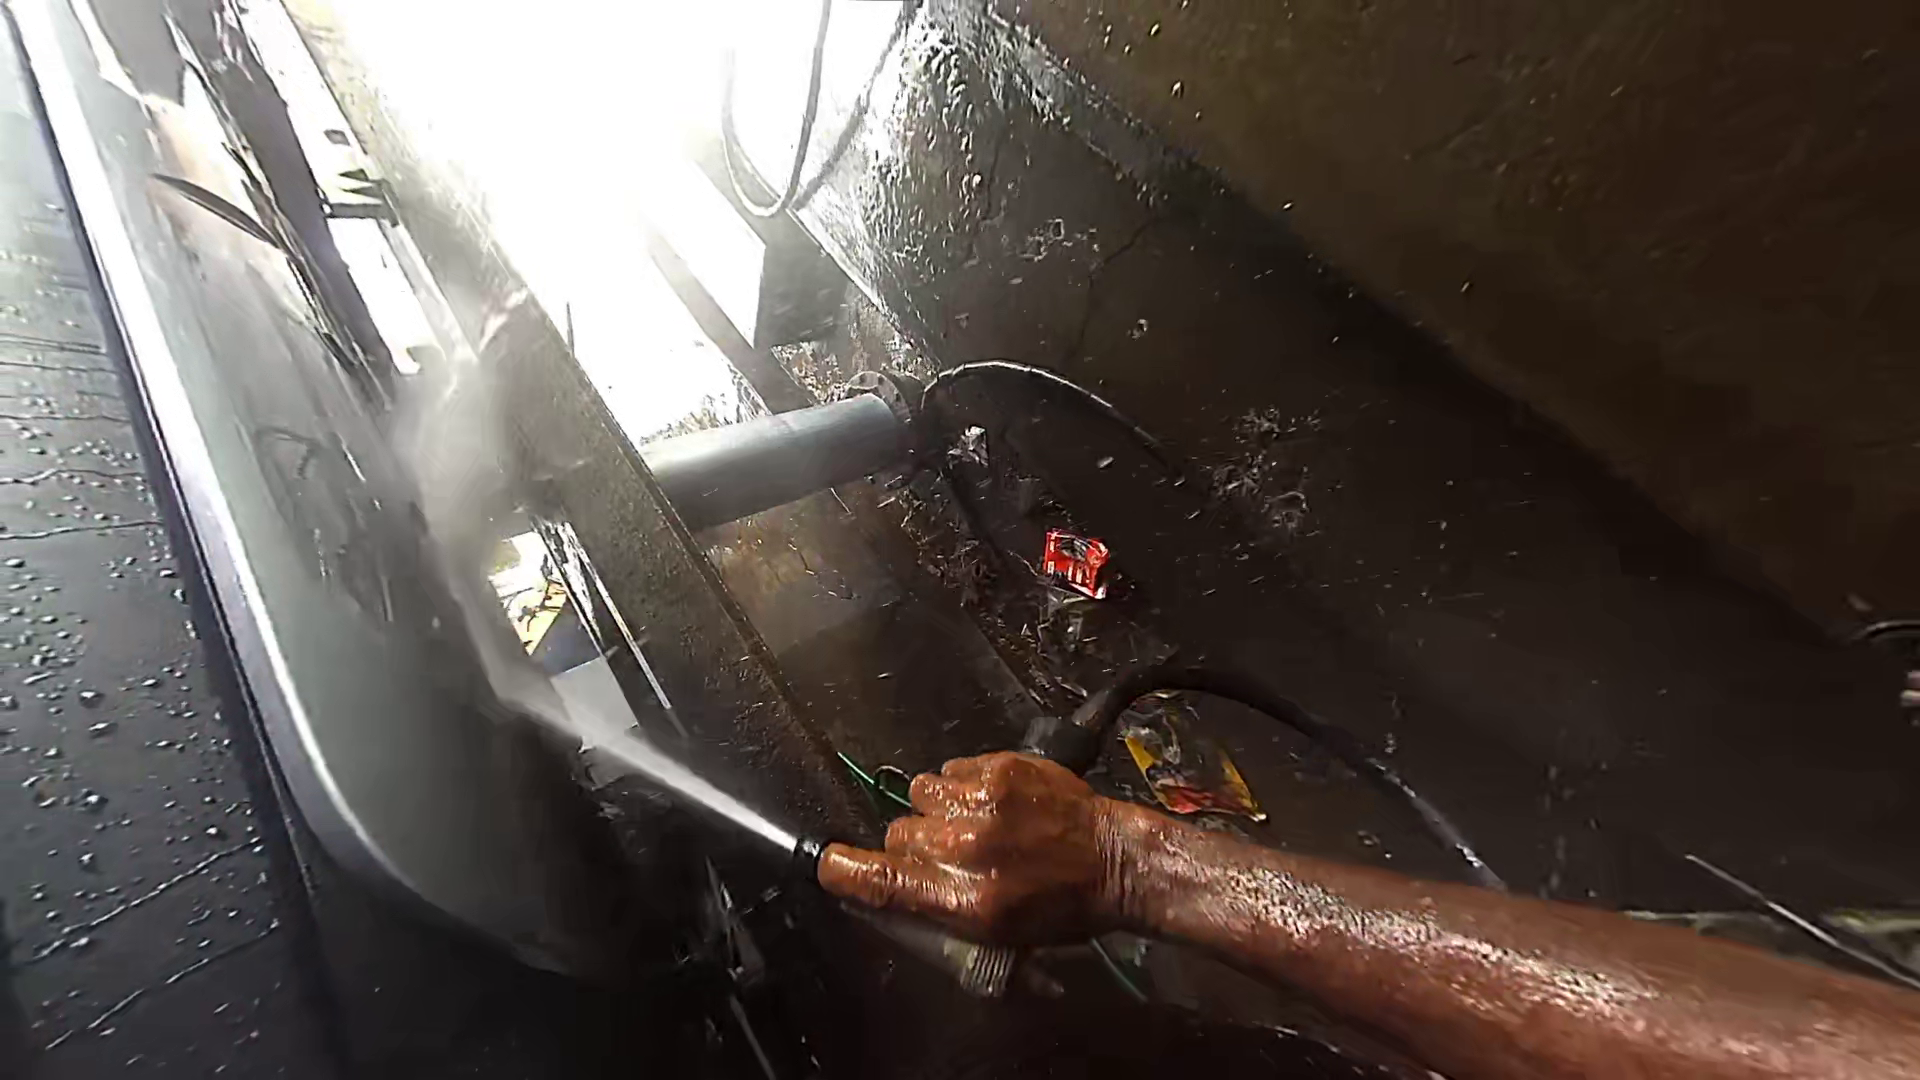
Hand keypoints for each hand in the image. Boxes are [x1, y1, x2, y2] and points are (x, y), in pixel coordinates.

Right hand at [816, 752, 1154, 944]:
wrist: (1110, 856)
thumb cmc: (1059, 904)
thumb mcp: (998, 931)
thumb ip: (938, 905)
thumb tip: (890, 880)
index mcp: (965, 898)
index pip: (886, 880)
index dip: (849, 871)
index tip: (831, 862)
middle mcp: (967, 845)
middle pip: (898, 831)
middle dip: (913, 841)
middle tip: (949, 848)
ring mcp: (983, 798)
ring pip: (922, 791)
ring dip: (937, 807)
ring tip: (974, 818)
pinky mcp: (999, 765)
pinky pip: (951, 768)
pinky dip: (962, 783)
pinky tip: (991, 797)